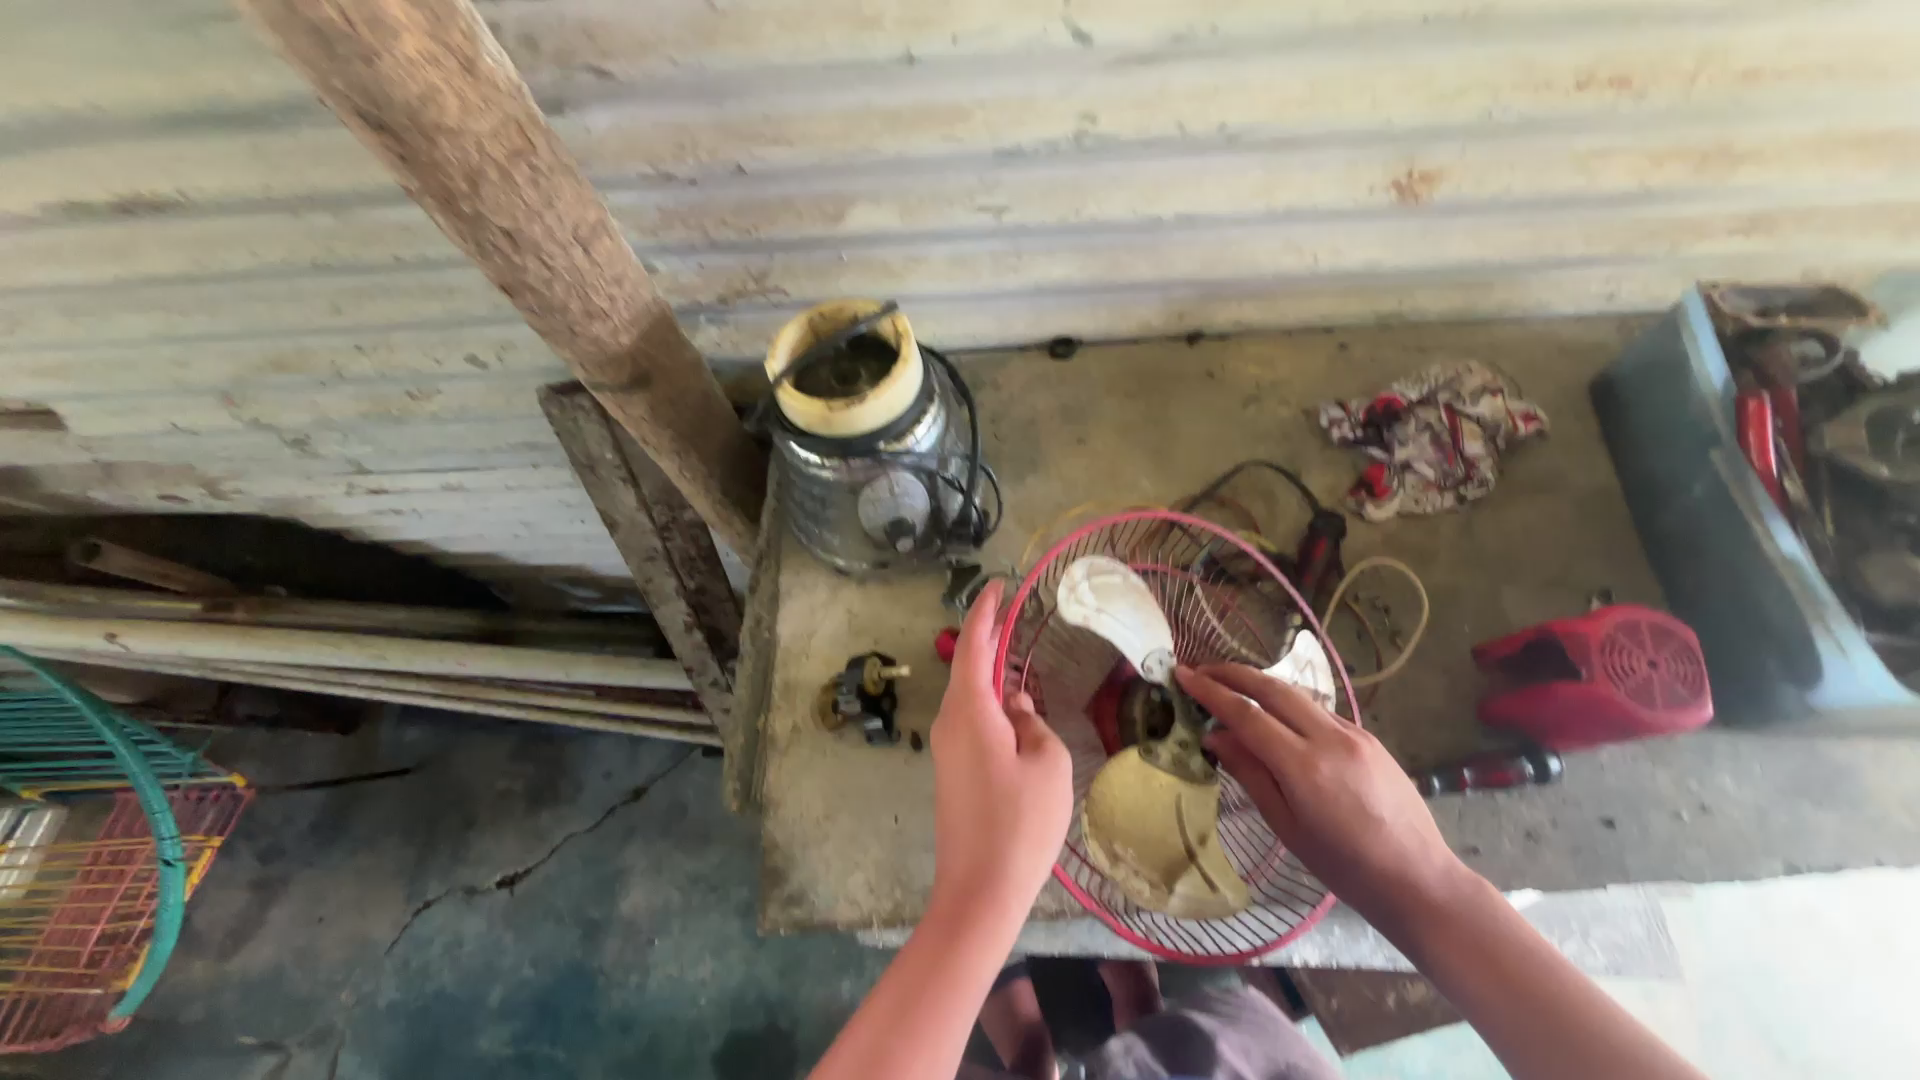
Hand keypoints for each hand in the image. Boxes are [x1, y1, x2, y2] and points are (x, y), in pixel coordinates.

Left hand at [929, 581, 1073, 914]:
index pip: (973, 646)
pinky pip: (969, 721)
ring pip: (968, 696)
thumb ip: (1032, 723)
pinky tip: (1013, 708)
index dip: (985, 613)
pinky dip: (989, 703)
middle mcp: (949, 722)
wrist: (980, 889)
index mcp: (969, 711)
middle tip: (1014, 615)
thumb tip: (1015, 708)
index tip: (998, 586)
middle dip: (988, 639)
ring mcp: (946, 748)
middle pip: (966, 668)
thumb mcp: (1047, 763)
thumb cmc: (1021, 822)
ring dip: (990, 673)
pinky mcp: (952, 770)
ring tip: (1018, 656)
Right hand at [1175, 663, 1473, 927]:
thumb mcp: (1286, 826)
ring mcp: (1355, 734)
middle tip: (1201, 669)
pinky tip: (1277, 718)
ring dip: (1260, 685)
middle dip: (1233, 673)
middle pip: (1273, 689)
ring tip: (1231, 687)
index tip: (1182, 675)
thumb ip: (1250, 774)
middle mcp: (1330, 739)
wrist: (1417, 878)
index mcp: (1304, 766)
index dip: (1210, 692)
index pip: (1246, 714)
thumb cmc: (1343, 867)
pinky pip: (1320, 713)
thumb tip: (1215, 736)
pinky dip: (1290, 706)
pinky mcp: (1370, 739)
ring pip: (1298, 696)